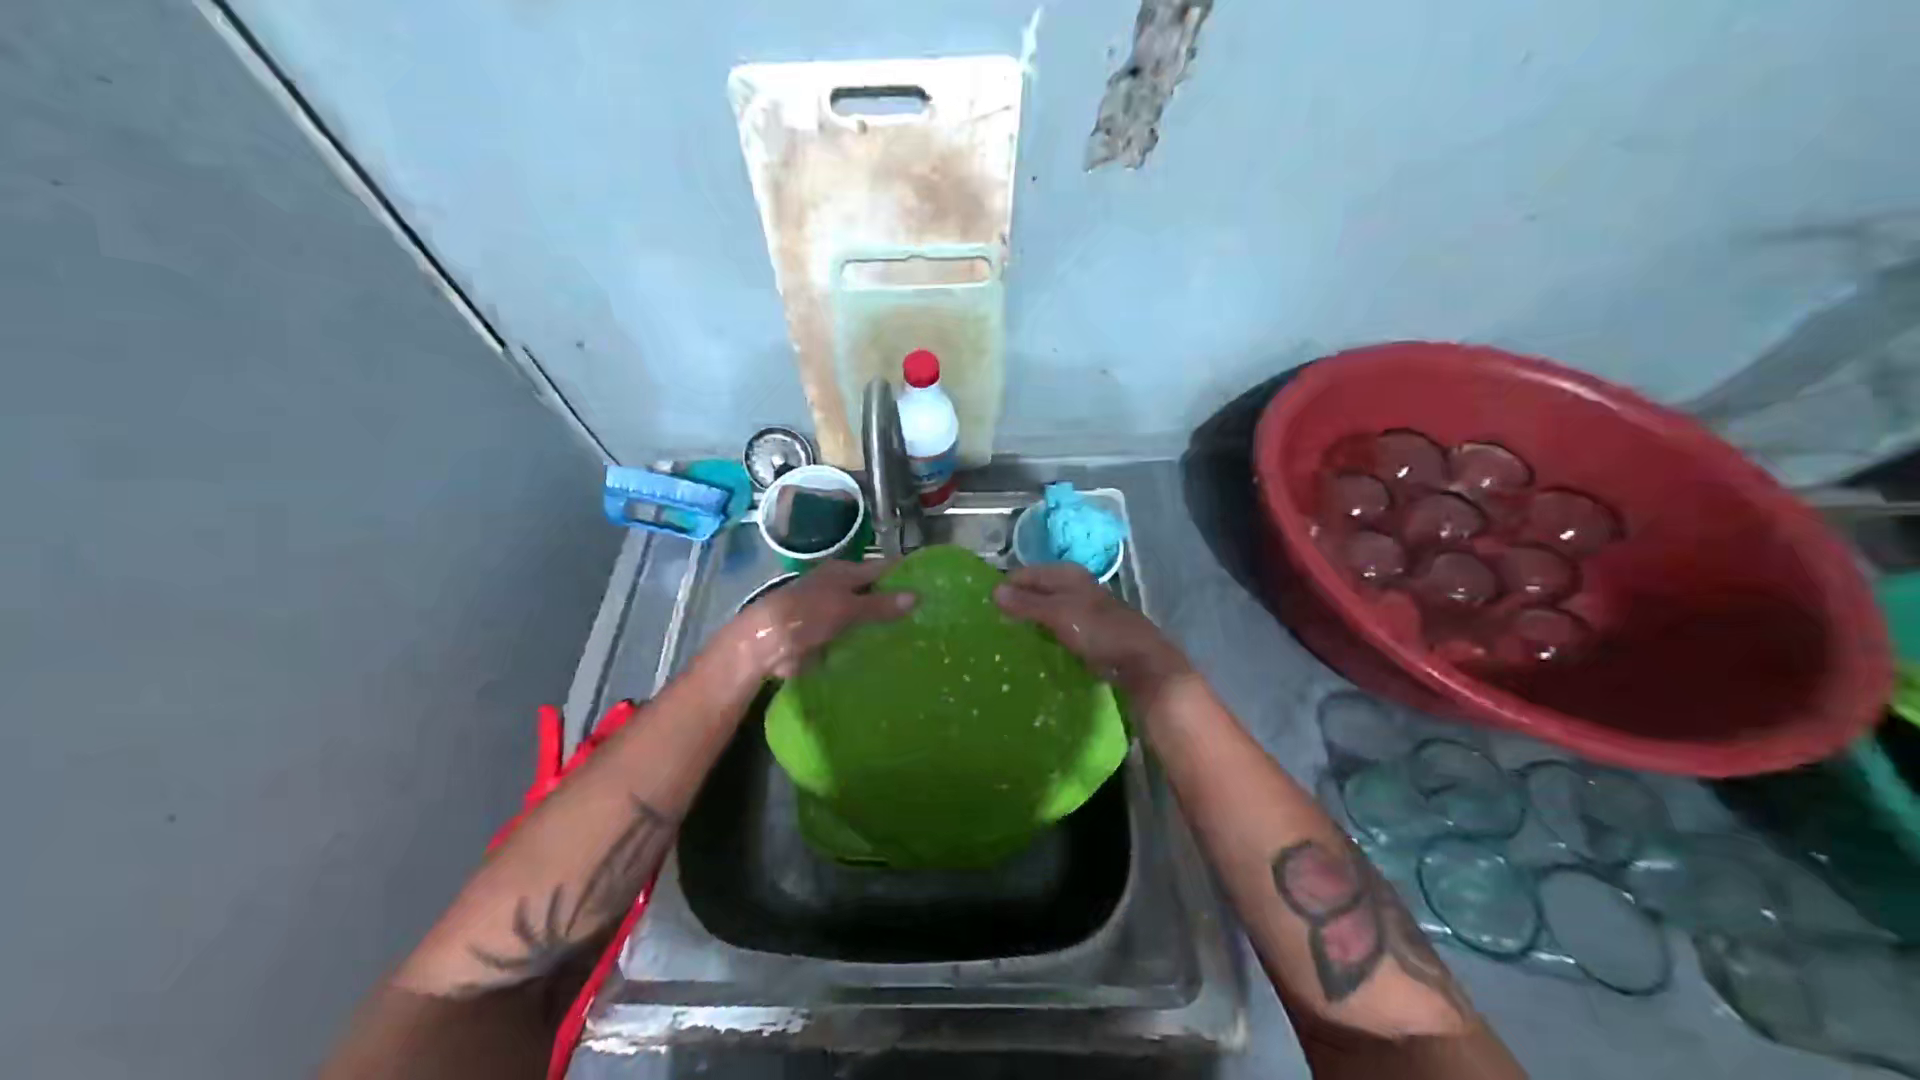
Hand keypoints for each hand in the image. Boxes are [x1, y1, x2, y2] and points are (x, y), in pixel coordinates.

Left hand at [719, 559, 915, 679]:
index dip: (906, 576)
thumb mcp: (846, 607)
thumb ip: (880, 604)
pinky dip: (871, 644)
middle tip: (933, 617)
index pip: (883, 569)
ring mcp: (834, 614)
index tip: (934, 586)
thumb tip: (917, 596)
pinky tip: (894, 654)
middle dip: (899, 604)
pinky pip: (857, 639)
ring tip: (921, 637)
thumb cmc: (805, 615)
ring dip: (886, 627)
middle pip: (877, 594)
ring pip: (868, 618)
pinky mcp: (829, 638)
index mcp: (844, 572)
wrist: (767, 645)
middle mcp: (840, 589)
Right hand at [993, 564, 1192, 697]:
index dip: (1007, 587)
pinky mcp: (1087, 630)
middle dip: (1017, 602)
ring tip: (1008, 635)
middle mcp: (1075, 585)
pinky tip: (1034, 645)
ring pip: (1047, 608)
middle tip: (993, 622)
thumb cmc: (1099, 631)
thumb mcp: (1059, 614)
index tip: (986, 606)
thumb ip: (1027, 603)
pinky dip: (1044, 632)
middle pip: (1037, 590)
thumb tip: (994, 591)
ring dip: (1030, 619)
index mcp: (1068, 574)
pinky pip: (1057, 626)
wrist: (1141, 661)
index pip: (1026, 574)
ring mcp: (1082, 608)